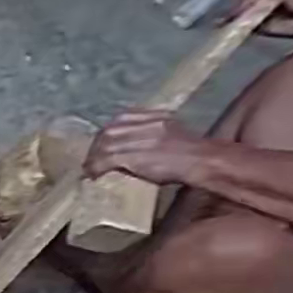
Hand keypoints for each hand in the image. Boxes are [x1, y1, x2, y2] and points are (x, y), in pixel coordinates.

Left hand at [83, 110, 212, 184]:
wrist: (202, 161)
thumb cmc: (189, 155)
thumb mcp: (170, 134)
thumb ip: (151, 135)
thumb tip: (130, 149)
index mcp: (155, 116)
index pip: (121, 118)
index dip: (106, 133)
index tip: (100, 146)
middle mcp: (146, 123)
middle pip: (109, 130)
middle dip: (96, 146)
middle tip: (90, 161)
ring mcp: (139, 137)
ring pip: (104, 145)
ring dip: (93, 159)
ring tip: (89, 170)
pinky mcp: (134, 154)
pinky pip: (106, 160)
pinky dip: (96, 168)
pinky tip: (93, 176)